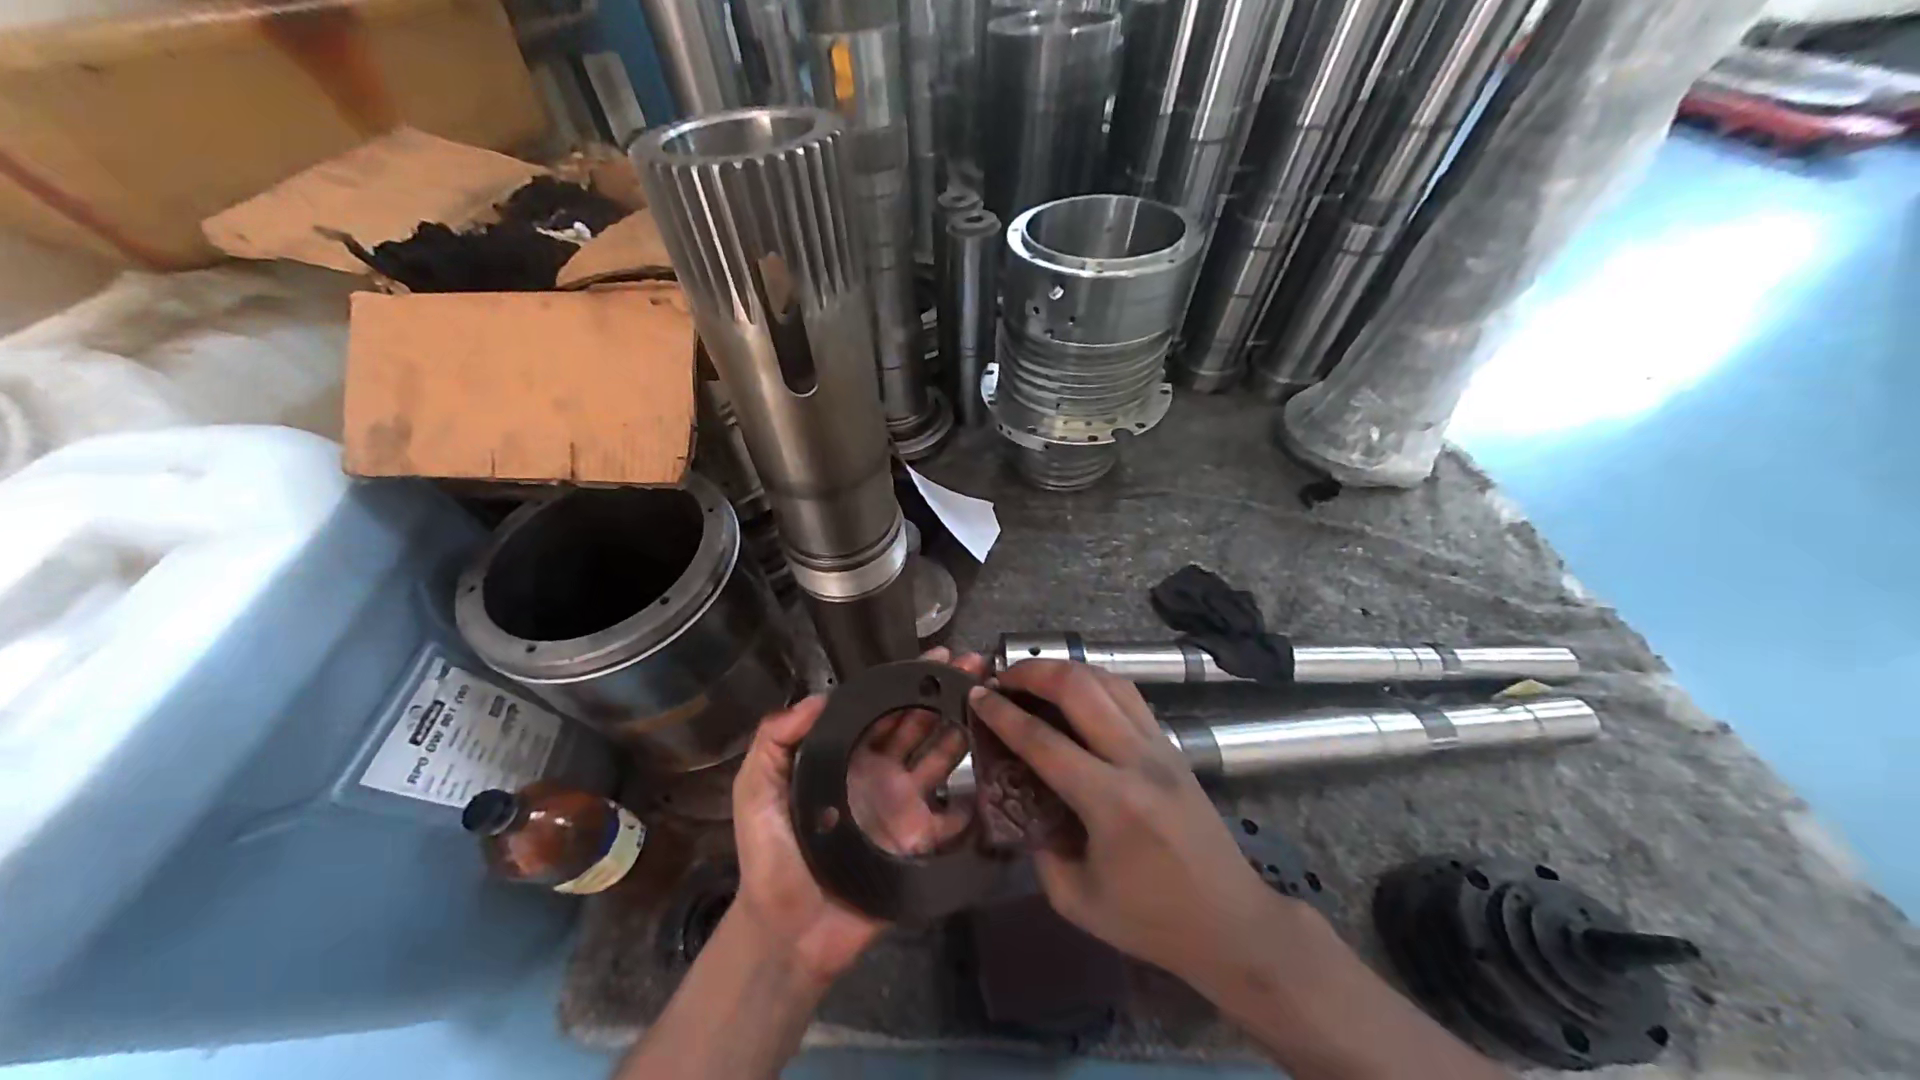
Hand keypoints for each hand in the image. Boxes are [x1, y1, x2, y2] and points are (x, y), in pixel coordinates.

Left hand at [728, 647, 984, 985]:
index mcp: (847, 755)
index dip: (907, 681)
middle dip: (945, 693)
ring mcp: (906, 804)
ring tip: (991, 702)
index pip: (882, 707)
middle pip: (919, 723)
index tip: (939, 656)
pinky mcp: (922, 841)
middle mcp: (881, 771)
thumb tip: (819, 695)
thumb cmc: (770, 857)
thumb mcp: (754, 791)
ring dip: (966, 728)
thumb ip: (774, 740)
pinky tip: (999, 765)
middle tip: (977, 666)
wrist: (789, 931)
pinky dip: (978, 793)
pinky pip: (955, 813)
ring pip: (942, 757)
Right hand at [967, 660, 1274, 981]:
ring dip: (1066, 670)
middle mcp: (1137, 761)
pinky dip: (1095, 682)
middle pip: (1080, 688)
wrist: (1231, 922)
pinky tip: (1076, 694)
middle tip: (1002, 678)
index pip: (1043, 741)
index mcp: (1111, 802)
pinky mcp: (1173, 747)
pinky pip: (1129, 697)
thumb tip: (1021, 805)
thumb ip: (1039, 848)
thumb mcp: (1076, 899)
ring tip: (1034, 678)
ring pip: (1109, 681)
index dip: (1002, 714)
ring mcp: (1161, 748)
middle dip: (1033, 672)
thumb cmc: (1151, 920)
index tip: (976, 696)